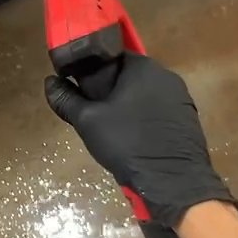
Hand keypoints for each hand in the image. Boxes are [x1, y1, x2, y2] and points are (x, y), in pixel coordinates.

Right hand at [44, 54, 236, 227]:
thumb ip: (66, 99)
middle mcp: (166, 75)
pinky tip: (136, 139)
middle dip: (110, 91)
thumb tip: (49, 81)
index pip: (111, 56)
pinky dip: (145, 119)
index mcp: (143, 66)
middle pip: (129, 76)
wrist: (174, 182)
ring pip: (144, 94)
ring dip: (128, 106)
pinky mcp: (188, 118)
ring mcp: (181, 97)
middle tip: (94, 114)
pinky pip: (159, 110)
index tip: (80, 89)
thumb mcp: (88, 122)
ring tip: (114, 130)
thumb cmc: (128, 144)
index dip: (91, 72)